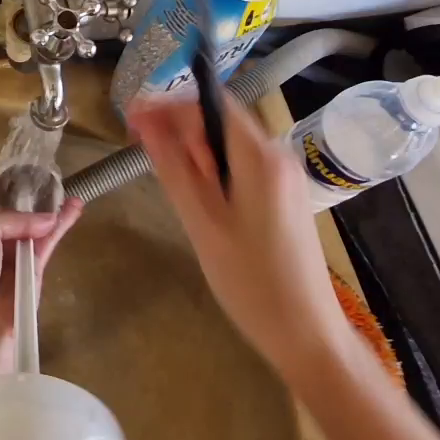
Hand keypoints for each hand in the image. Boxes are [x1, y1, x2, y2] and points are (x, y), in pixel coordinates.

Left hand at [0, 199, 84, 379]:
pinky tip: (73, 210)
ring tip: (75, 193)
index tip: (34, 174)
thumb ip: (13, 218)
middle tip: (58, 182)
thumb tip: (48, 220)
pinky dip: (60, 228)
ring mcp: (15, 261)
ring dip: (54, 212)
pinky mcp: (35, 277)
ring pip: (36, 230)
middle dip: (37, 200)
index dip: (14, 190)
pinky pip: (47, 246)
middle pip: (20, 217)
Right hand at [129, 91, 348, 369]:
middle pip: (219, 120)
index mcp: (260, 156)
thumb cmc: (250, 280)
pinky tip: (201, 201)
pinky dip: (214, 170)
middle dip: (179, 130)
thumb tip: (145, 119)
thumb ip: (172, 165)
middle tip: (146, 156)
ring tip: (174, 185)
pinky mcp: (285, 197)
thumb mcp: (201, 221)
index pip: (209, 103)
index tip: (131, 122)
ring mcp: (286, 177)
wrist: (308, 336)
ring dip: (195, 153)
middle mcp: (279, 156)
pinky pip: (241, 165)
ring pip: (228, 144)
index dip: (167, 105)